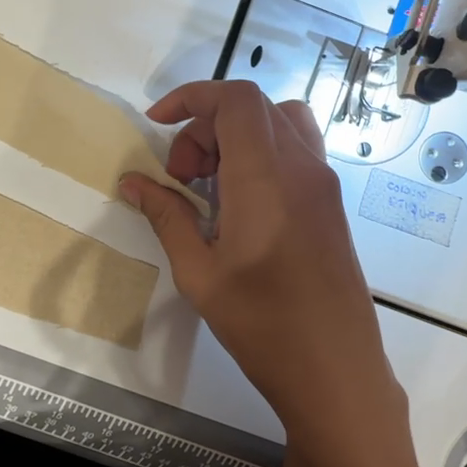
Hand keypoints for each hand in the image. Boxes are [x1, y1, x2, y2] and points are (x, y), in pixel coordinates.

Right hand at [119, 81, 401, 434]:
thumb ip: (167, 217)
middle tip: (180, 178)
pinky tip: (235, 204)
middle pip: (253, 108)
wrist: (333, 369)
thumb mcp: (198, 273)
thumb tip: (133, 182)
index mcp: (267, 181)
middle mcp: (303, 170)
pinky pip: (294, 151)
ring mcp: (323, 186)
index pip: (236, 101)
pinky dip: (258, 155)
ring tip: (208, 186)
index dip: (191, 97)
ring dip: (235, 137)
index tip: (155, 124)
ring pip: (278, 124)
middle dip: (205, 125)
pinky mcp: (329, 205)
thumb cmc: (260, 324)